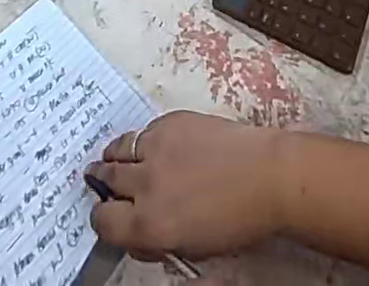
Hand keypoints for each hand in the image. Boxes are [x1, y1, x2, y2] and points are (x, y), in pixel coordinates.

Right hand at [86, 111, 289, 259]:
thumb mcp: (190, 247)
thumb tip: (137, 228)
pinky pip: (145, 130)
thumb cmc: (236, 220)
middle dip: (103, 182)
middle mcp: (146, 184)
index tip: (108, 215)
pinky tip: (152, 144)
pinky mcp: (172, 121)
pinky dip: (143, 139)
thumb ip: (155, 238)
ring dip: (115, 156)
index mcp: (149, 224)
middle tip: (101, 180)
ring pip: (119, 148)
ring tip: (114, 157)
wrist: (266, 175)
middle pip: (106, 179)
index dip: (104, 219)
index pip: (103, 222)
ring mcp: (157, 147)